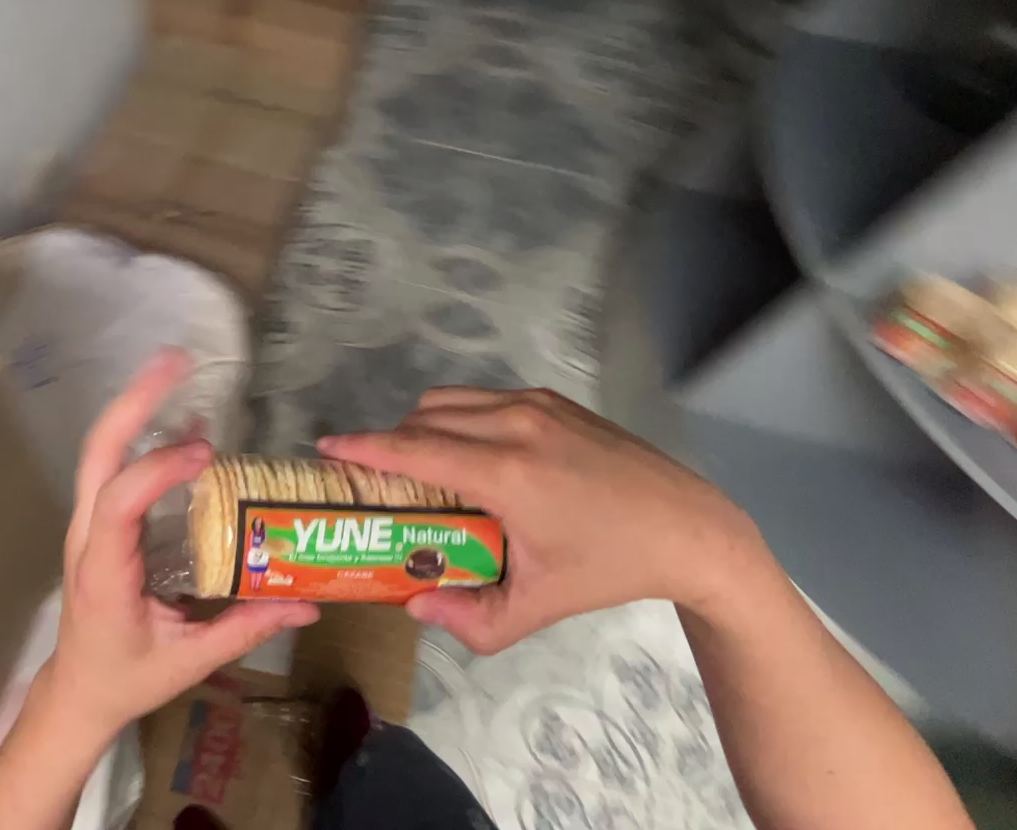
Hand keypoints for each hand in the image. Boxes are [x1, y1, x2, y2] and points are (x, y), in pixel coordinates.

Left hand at [39, 349, 318, 738]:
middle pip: (99, 452)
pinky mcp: (101, 518)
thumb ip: (245, 628)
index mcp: (105, 572)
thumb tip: (308, 603)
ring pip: (102, 449)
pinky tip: (183, 415)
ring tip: (176, 366)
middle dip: (134, 402)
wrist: (78, 688)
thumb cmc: (127, 677)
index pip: (119, 503)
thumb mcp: (187, 661)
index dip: (157, 469)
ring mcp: (90, 521)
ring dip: (136, 404)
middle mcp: (89, 534)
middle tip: (176, 362)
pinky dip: (143, 431)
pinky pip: (116, 464)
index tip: (206, 453)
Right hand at [319, 387, 771, 654]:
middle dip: (391, 443)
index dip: (362, 447)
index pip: (413, 449)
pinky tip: (474, 452)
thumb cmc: (608, 568)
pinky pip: (481, 396)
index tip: (326, 448)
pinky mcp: (550, 398)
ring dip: (422, 425)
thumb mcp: (538, 607)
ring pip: (449, 399)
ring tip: (426, 464)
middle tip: (382, 478)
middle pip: (422, 418)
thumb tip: (413, 605)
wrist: (689, 527)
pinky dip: (458, 415)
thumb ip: (471, 620)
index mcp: (505, 473)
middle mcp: (513, 423)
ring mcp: (533, 403)